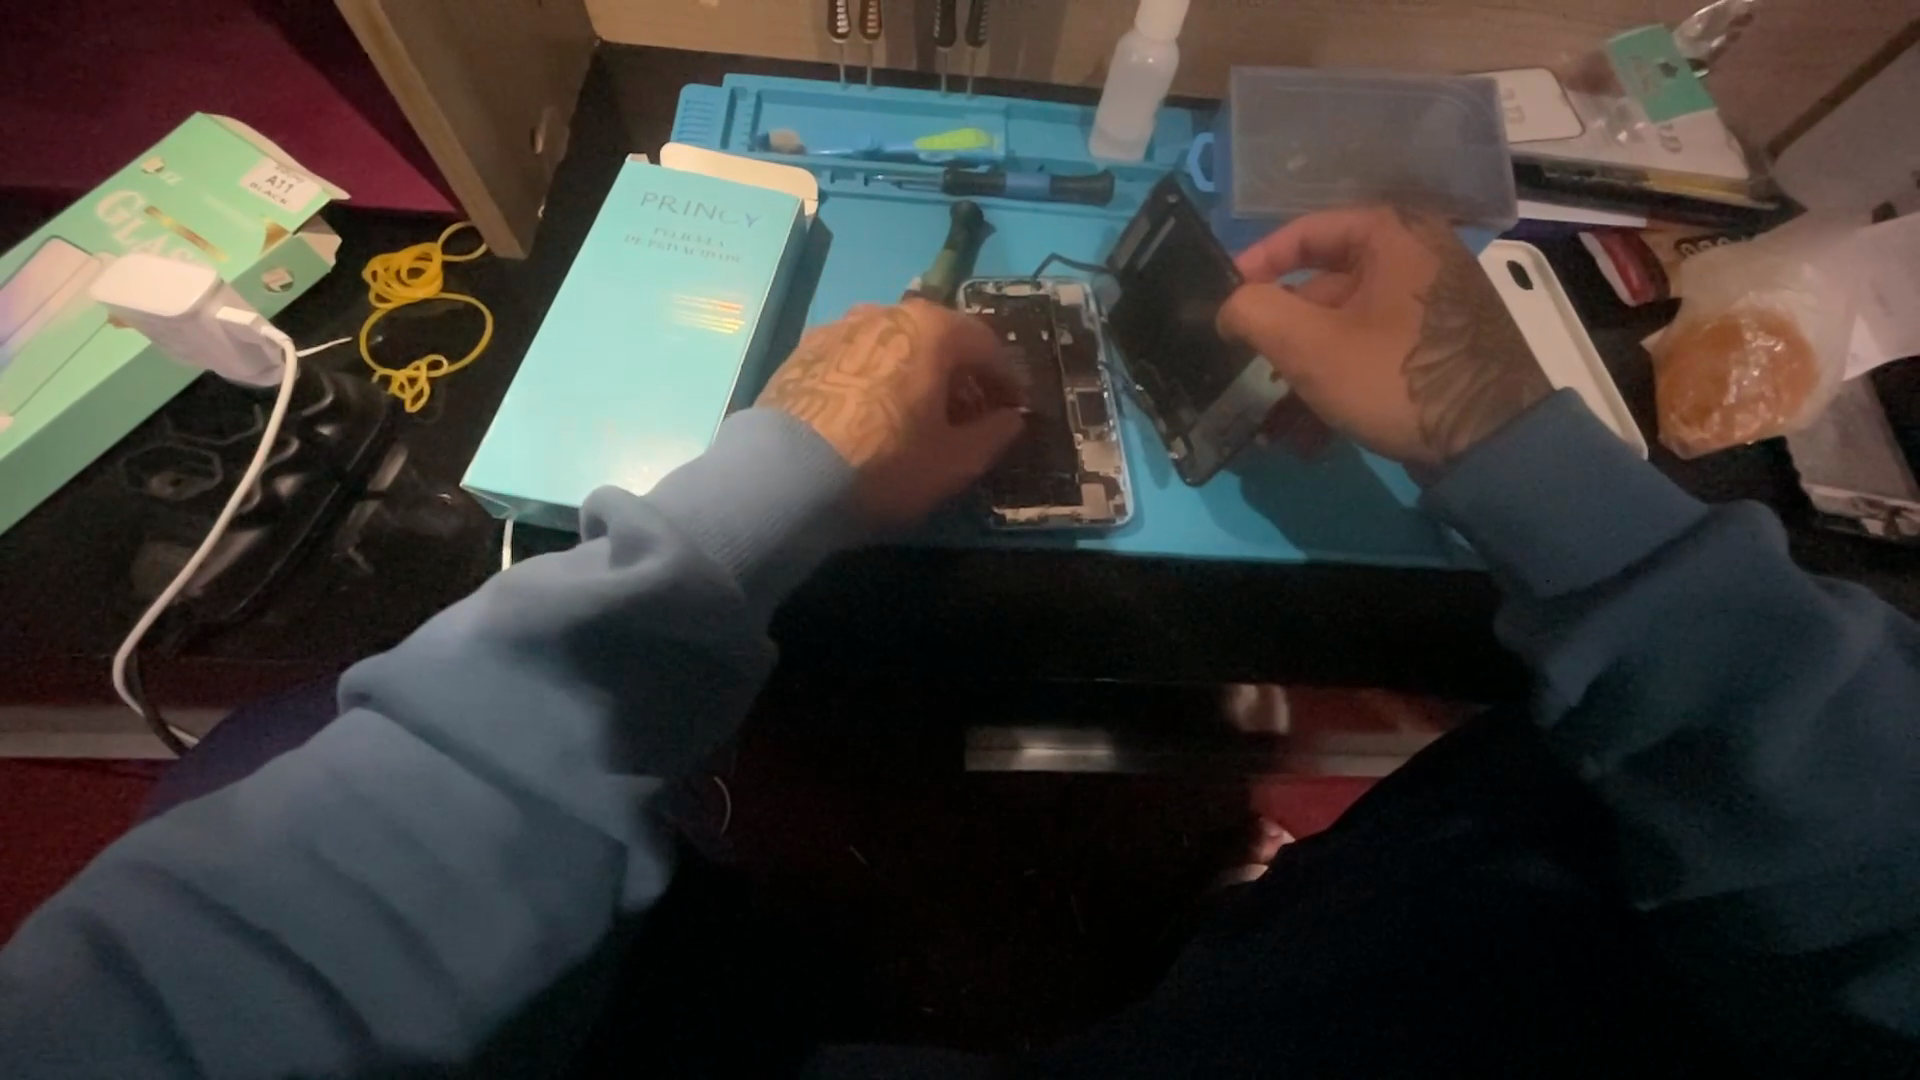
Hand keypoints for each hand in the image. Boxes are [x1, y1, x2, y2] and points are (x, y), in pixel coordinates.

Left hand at [757, 300, 1025, 525]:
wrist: (784, 478)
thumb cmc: (885, 465)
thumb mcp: (954, 462)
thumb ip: (994, 435)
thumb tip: (1010, 418)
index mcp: (931, 330)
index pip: (986, 346)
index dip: (1006, 379)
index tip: (1012, 408)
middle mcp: (885, 313)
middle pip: (937, 339)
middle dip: (958, 373)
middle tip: (966, 413)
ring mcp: (837, 328)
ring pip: (892, 345)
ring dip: (913, 372)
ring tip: (914, 413)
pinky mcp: (801, 351)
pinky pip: (855, 359)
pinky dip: (873, 378)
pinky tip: (869, 413)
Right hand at [1217, 207, 1549, 468]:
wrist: (1491, 441)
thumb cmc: (1392, 376)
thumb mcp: (1309, 344)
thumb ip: (1254, 312)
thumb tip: (1229, 307)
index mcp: (1391, 238)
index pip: (1303, 233)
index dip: (1254, 266)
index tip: (1221, 304)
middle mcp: (1413, 261)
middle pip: (1318, 289)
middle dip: (1275, 338)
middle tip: (1240, 368)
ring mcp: (1426, 308)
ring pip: (1338, 331)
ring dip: (1297, 375)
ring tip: (1269, 422)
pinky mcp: (1431, 350)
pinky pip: (1364, 357)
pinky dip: (1331, 388)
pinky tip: (1306, 437)